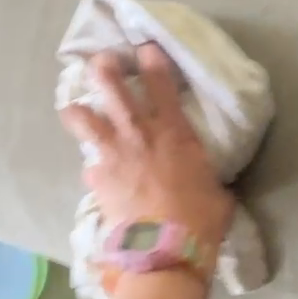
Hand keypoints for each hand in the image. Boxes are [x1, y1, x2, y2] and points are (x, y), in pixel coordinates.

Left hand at [59, 44, 234, 247]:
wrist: (168, 248)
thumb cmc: (202, 219)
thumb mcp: (218, 192)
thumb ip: (208, 177)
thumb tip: (208, 180)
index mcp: (174, 133)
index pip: (160, 82)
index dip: (152, 61)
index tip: (146, 50)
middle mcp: (138, 133)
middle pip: (110, 83)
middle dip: (104, 67)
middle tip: (105, 65)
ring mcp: (112, 154)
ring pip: (80, 115)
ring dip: (79, 113)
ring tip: (82, 116)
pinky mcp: (97, 178)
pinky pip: (90, 167)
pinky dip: (97, 170)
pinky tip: (103, 180)